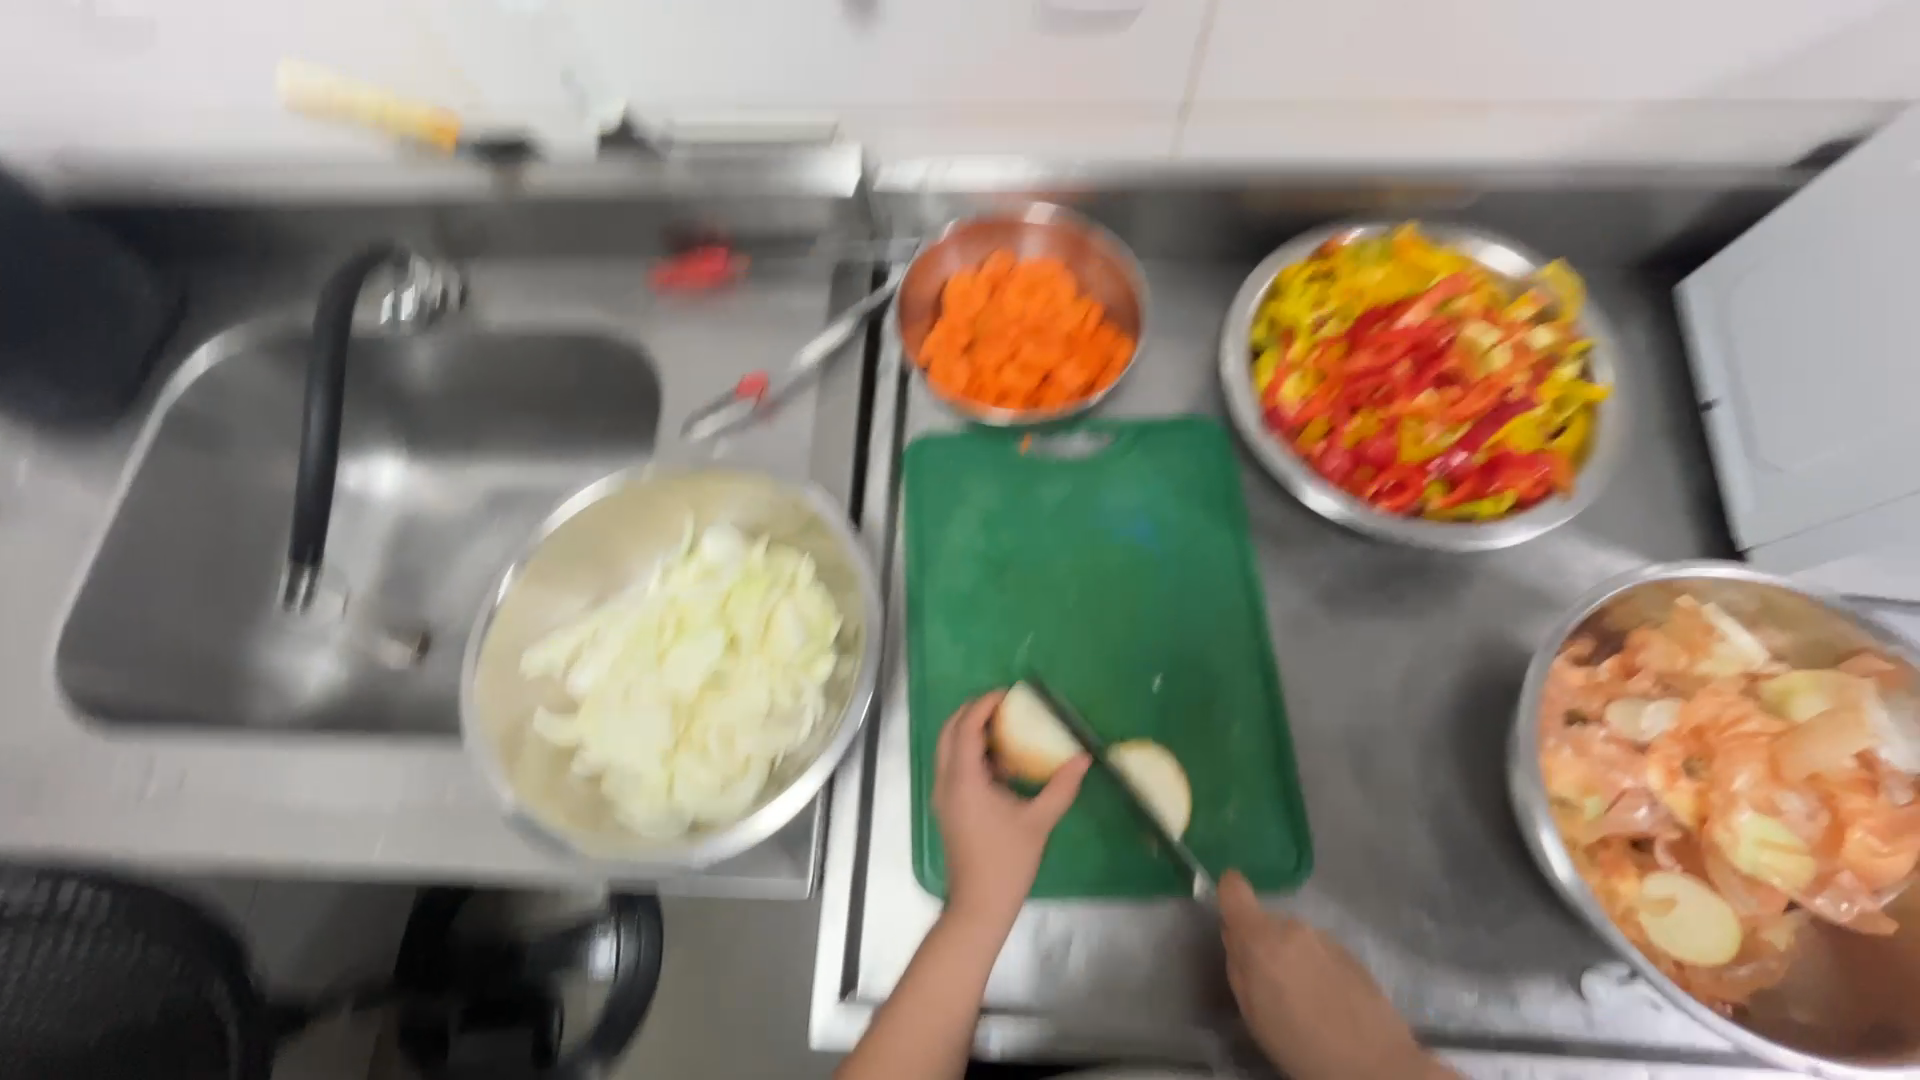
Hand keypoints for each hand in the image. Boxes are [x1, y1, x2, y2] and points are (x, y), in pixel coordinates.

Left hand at [934, 690, 1089, 929]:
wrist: (979, 905)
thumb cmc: (1006, 862)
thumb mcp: (1039, 821)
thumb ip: (1061, 787)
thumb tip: (1083, 759)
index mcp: (963, 779)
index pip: (966, 727)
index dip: (984, 704)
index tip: (1007, 694)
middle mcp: (946, 781)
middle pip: (950, 731)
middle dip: (973, 712)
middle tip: (1003, 704)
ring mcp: (943, 795)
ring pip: (949, 749)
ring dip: (972, 733)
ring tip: (1006, 728)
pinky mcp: (948, 807)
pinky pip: (954, 767)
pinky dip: (973, 754)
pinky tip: (1003, 764)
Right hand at [1218, 870, 1448, 1079]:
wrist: (1376, 1067)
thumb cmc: (1300, 1046)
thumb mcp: (1252, 1014)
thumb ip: (1238, 967)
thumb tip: (1235, 938)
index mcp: (1260, 938)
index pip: (1234, 889)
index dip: (1228, 896)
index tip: (1231, 920)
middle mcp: (1293, 928)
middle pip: (1267, 924)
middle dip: (1265, 946)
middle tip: (1274, 988)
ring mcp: (1326, 939)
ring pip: (1296, 939)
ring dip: (1294, 959)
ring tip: (1307, 1003)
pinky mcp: (1353, 955)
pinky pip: (1321, 953)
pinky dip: (1319, 971)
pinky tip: (1331, 1006)